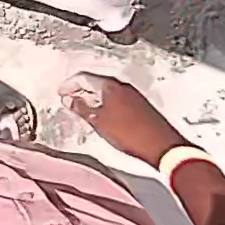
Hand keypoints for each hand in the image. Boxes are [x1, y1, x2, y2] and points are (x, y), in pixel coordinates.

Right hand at [58, 72, 188, 166]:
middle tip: (69, 99)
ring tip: (84, 109)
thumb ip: (81, 108)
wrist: (163, 147)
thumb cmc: (130, 134)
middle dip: (81, 90)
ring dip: (93, 98)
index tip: (61, 93)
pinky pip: (117, 99)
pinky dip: (105, 103)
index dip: (69, 85)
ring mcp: (133, 95)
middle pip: (95, 82)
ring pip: (107, 91)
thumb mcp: (98, 122)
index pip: (83, 78)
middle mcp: (122, 85)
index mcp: (110, 85)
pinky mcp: (140, 105)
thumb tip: (68, 99)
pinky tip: (103, 116)